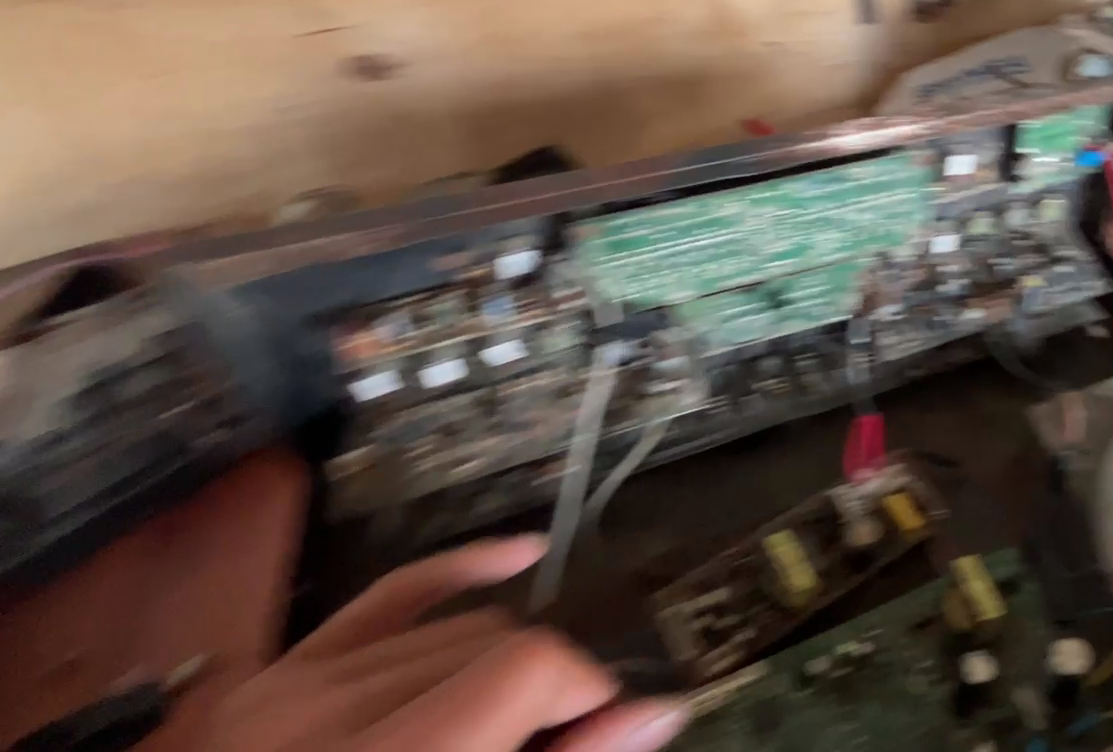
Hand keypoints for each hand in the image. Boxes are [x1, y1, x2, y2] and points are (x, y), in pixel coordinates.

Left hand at [208, 535, 687, 751]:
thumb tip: (661, 709)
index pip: (526, 663)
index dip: (584, 689)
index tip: (601, 729)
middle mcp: (326, 714)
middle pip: (498, 640)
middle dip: (545, 687)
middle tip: (552, 740)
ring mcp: (289, 686)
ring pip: (462, 622)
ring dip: (504, 661)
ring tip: (510, 717)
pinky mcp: (276, 674)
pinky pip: (393, 592)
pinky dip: (462, 566)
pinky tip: (523, 554)